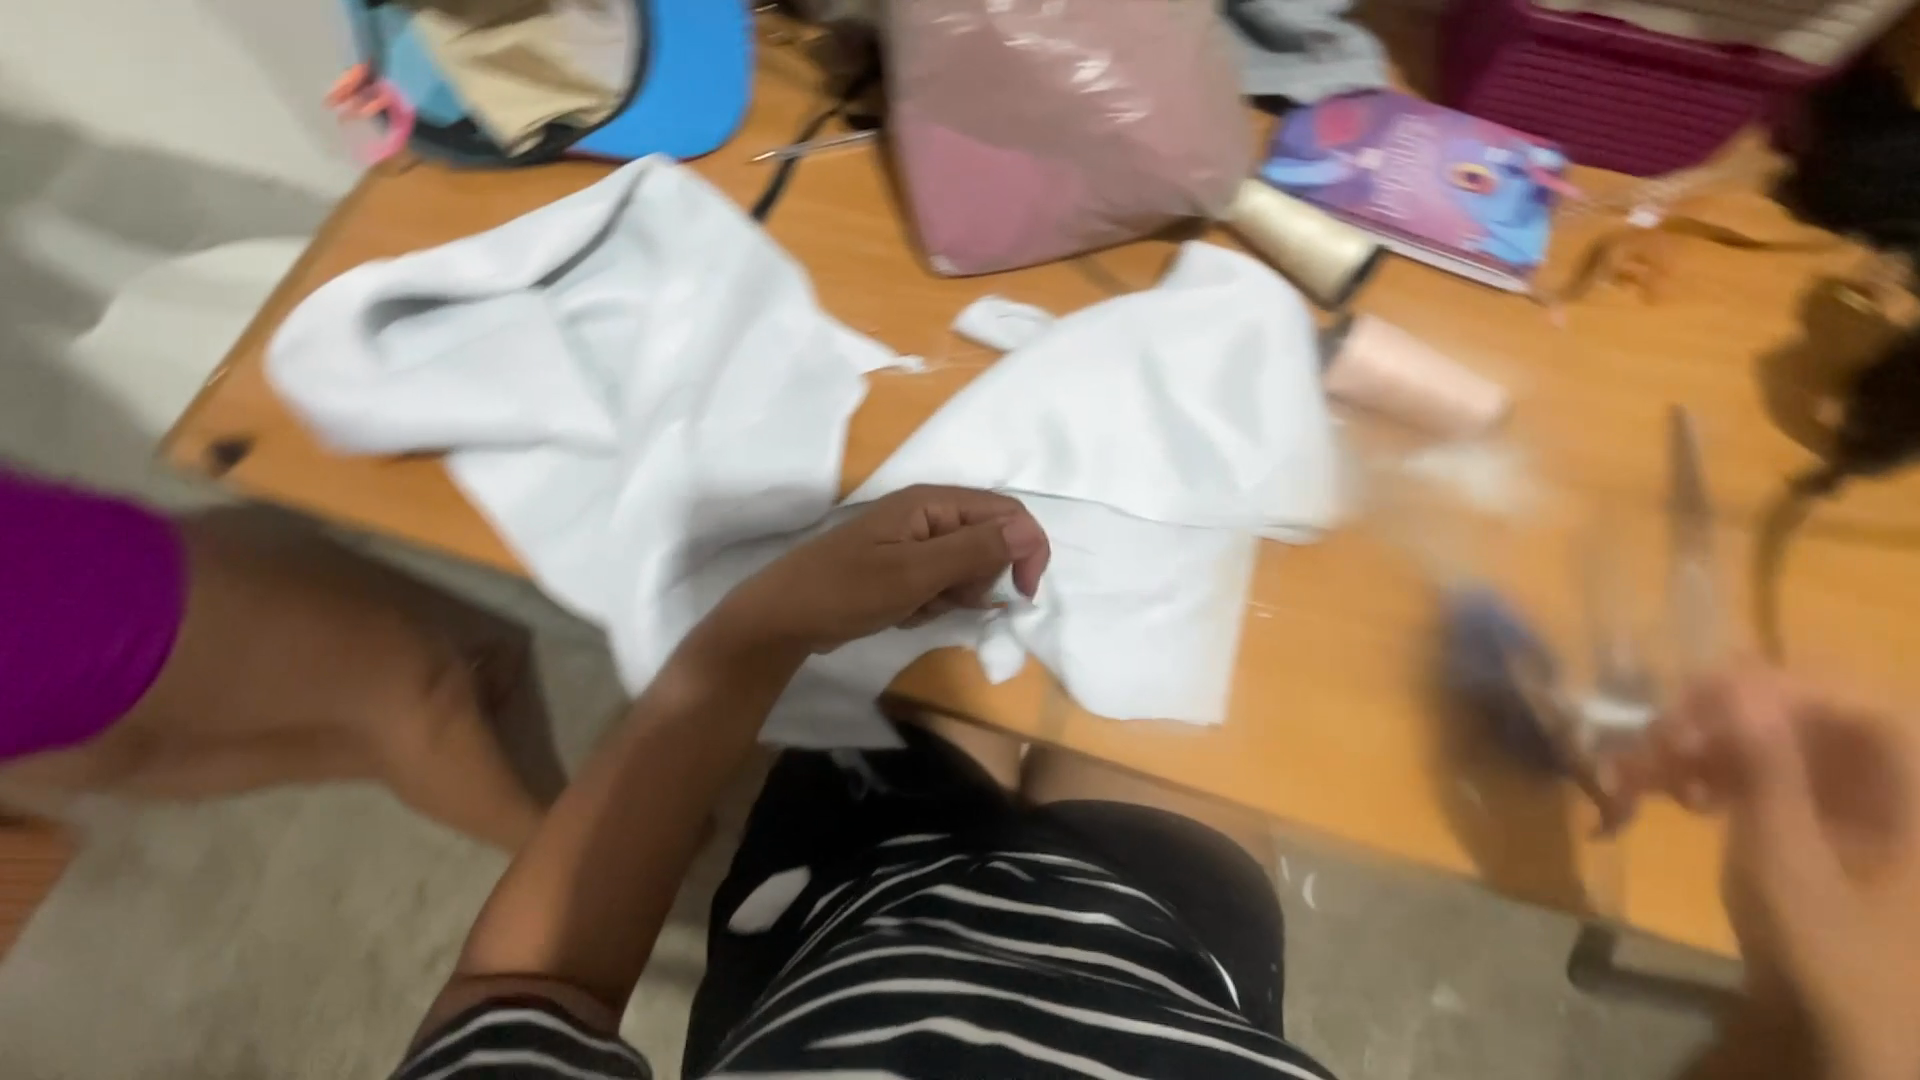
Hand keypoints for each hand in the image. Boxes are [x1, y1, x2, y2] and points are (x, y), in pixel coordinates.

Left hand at [712, 485, 1049, 654]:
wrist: (784, 618)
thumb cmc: (847, 590)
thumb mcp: (915, 572)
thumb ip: (974, 550)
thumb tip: (1029, 532)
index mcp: (932, 503)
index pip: (1007, 514)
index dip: (1025, 550)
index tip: (1021, 595)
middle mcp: (928, 516)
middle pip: (989, 543)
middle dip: (979, 579)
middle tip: (945, 598)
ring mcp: (914, 543)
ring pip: (967, 570)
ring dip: (953, 596)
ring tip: (915, 605)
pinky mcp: (903, 568)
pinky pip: (941, 585)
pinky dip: (931, 604)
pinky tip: (902, 612)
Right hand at [1647, 665, 1919, 1079]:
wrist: (1862, 1039)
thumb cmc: (1836, 958)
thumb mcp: (1788, 863)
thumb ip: (1766, 768)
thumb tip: (1735, 683)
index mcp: (1917, 791)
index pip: (1849, 698)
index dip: (1765, 687)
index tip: (1684, 707)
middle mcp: (1900, 783)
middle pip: (1804, 712)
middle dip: (1716, 720)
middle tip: (1653, 746)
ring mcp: (1869, 801)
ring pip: (1776, 738)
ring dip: (1701, 748)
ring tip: (1645, 779)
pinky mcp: (1833, 817)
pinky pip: (1769, 769)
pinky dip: (1713, 775)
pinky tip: (1678, 798)